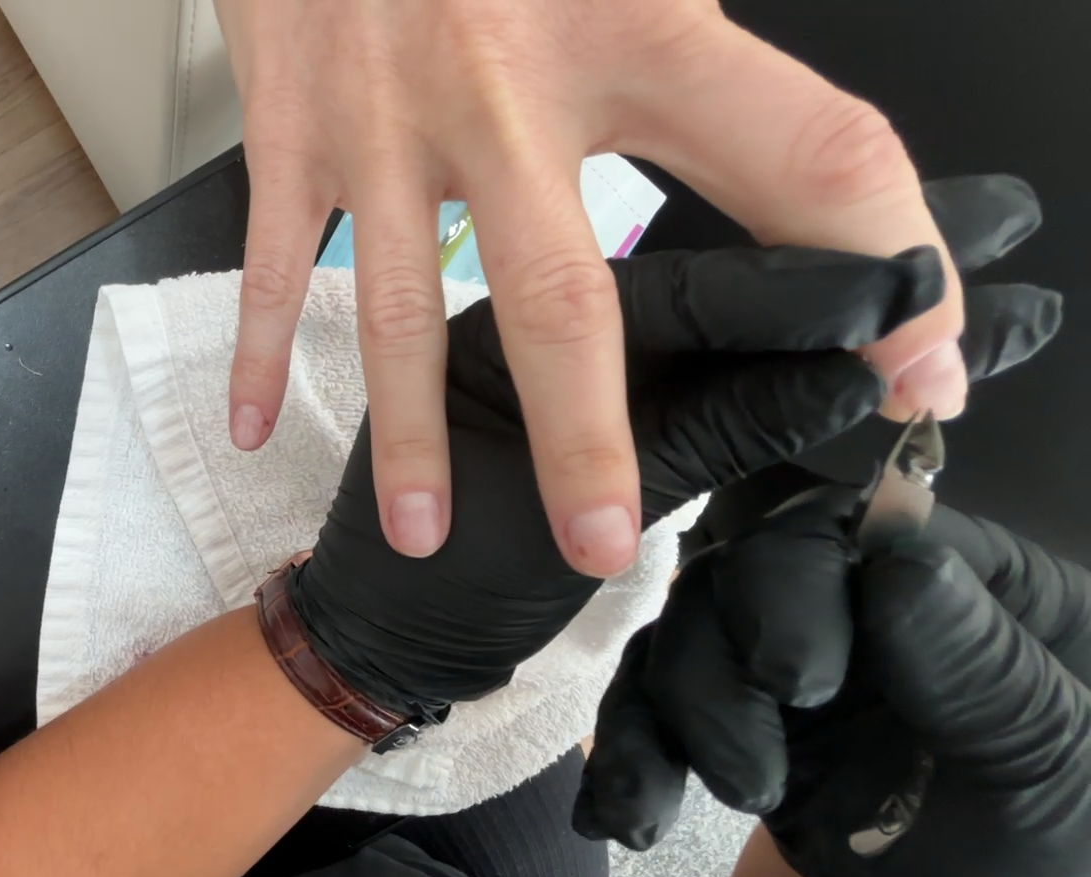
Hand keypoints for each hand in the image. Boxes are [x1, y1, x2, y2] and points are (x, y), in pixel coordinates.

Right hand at [217, 0, 967, 571]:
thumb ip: (693, 29)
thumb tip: (763, 146)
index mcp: (629, 25)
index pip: (798, 155)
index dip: (873, 263)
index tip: (903, 363)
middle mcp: (503, 95)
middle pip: (558, 303)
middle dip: (584, 441)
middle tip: (599, 545)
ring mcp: (381, 130)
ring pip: (395, 313)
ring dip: (410, 438)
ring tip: (421, 532)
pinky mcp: (288, 138)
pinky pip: (273, 269)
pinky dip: (259, 353)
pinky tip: (252, 426)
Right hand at [578, 487, 1090, 876]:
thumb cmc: (1058, 856)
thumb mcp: (1065, 771)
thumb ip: (978, 665)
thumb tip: (895, 558)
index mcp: (953, 585)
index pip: (841, 528)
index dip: (788, 584)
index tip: (794, 684)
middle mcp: (840, 603)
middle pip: (725, 582)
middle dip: (713, 682)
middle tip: (745, 781)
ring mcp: (761, 653)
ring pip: (668, 641)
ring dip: (657, 726)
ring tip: (683, 816)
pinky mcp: (707, 705)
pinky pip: (636, 703)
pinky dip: (617, 755)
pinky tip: (613, 816)